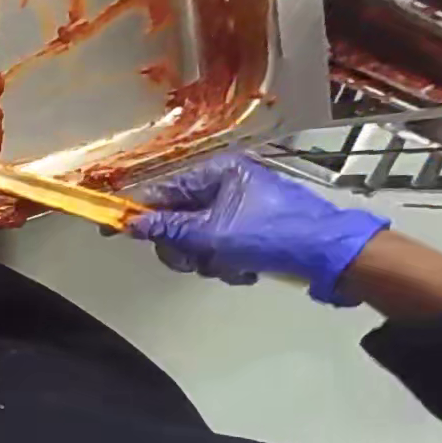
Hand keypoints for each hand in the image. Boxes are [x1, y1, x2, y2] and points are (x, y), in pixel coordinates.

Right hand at [127, 153, 389, 304]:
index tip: (112, 230)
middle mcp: (225, 185)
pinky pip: (216, 247)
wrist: (329, 255)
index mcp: (216, 174)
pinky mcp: (248, 228)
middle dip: (183, 246)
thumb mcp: (211, 233)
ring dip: (206, 259)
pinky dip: (223, 262)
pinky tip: (243, 268)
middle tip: (196, 260)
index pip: (161, 192)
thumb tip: (131, 223)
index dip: (137, 213)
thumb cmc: (272, 234)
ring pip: (194, 239)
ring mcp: (237, 207)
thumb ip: (166, 228)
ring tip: (229, 265)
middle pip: (175, 219)